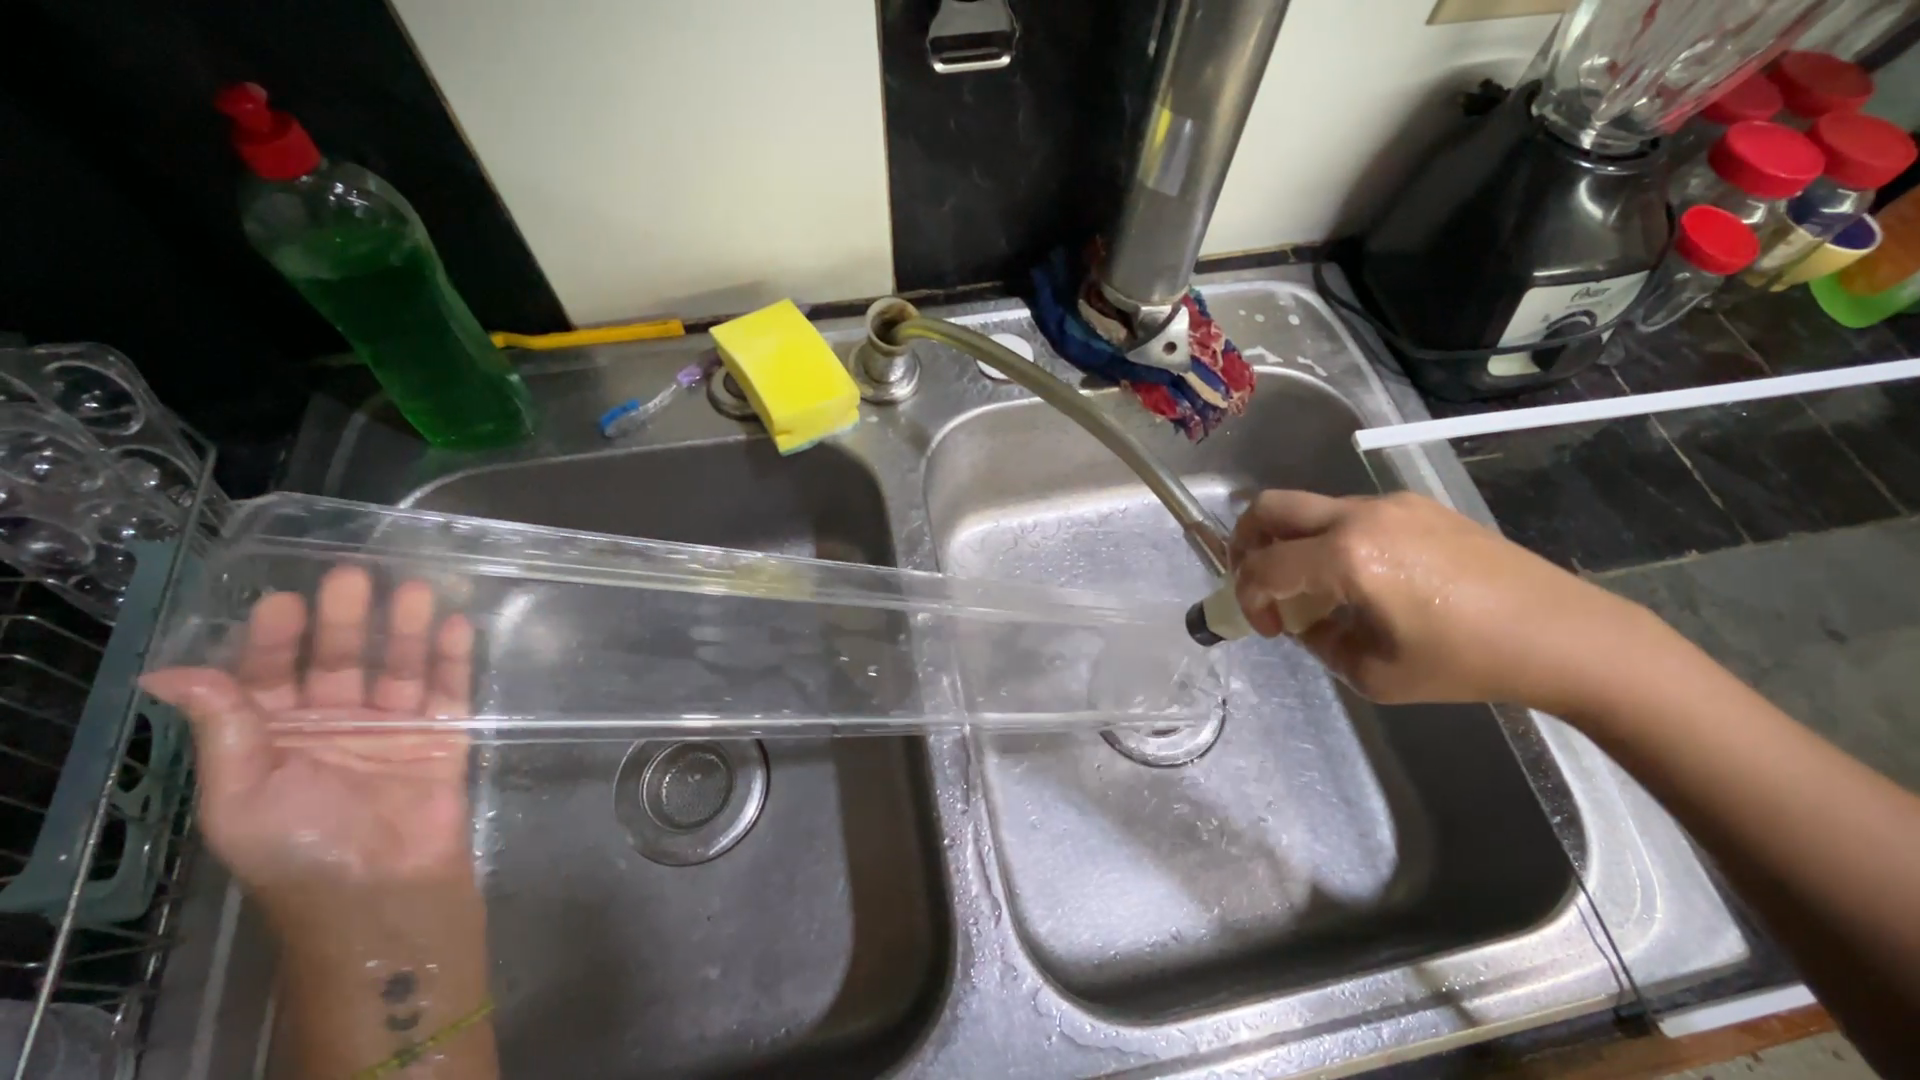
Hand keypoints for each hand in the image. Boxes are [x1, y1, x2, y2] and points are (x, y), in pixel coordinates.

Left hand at [140, 566, 475, 904]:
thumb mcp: (240, 796)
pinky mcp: (443, 736)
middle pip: (341, 659)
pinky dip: (453, 658)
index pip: (271, 674)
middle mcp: (336, 723)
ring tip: (411, 590)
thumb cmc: (298, 849)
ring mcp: (394, 727)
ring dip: (405, 628)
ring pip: (399, 666)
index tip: (282, 601)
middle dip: (344, 620)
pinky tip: (454, 625)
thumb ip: (223, 729)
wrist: (379, 894)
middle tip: (351, 577)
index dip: (274, 639)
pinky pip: (450, 690)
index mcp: (278, 737)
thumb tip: (169, 672)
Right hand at [1228, 490, 1662, 712]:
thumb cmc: (1465, 662)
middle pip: (1270, 507)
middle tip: (1257, 583)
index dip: (1249, 598)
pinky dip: (1331, 540)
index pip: (1263, 566)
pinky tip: (1360, 580)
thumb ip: (1321, 642)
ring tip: (1315, 590)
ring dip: (1293, 543)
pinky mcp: (1421, 507)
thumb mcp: (1374, 674)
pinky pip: (1351, 514)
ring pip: (1312, 508)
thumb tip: (1306, 622)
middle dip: (1246, 545)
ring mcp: (1394, 504)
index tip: (1269, 628)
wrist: (1561, 635)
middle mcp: (1361, 515)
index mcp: (1346, 556)